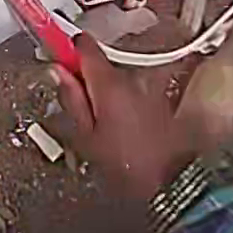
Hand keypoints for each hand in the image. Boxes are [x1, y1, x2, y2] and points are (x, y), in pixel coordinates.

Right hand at [49, 34, 201, 202]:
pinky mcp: (165, 100)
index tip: (61, 61)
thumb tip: (57, 70)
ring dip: (109, 89)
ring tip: (105, 120)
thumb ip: (71, 98)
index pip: (85, 46)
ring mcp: (152, 87)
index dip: (70, 49)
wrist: (174, 186)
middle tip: (80, 104)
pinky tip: (125, 124)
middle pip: (102, 63)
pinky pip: (137, 90)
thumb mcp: (86, 136)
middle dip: (88, 76)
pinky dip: (127, 99)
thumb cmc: (125, 165)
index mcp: (108, 83)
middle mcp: (132, 77)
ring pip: (120, 78)